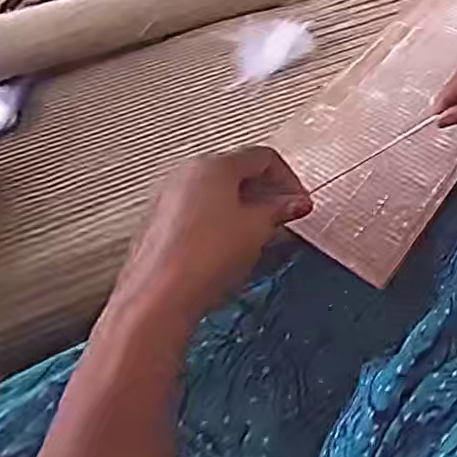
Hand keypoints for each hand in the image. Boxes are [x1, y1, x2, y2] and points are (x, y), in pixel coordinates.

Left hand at [108, 148, 312, 327]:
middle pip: (239, 172)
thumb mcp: (257, 228)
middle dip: (267, 193)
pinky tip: (231, 246)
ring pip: (218, 192)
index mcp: (214, 165)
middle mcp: (188, 174)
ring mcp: (169, 198)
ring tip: (261, 233)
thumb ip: (280, 209)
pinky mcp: (159, 223)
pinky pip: (199, 210)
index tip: (299, 201)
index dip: (289, 179)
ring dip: (245, 207)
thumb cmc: (204, 258)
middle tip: (285, 215)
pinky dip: (221, 220)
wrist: (157, 299)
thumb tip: (293, 203)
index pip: (263, 157)